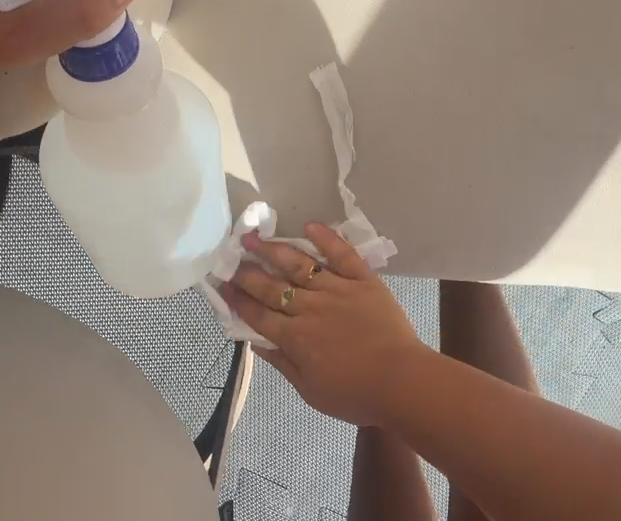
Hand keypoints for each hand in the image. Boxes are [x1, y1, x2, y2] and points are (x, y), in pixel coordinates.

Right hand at [221, 223, 432, 426]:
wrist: (400, 380)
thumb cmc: (354, 394)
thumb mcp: (309, 390)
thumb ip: (282, 363)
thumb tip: (254, 342)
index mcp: (295, 338)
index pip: (258, 315)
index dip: (237, 299)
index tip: (221, 283)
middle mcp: (310, 308)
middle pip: (272, 287)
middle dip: (248, 271)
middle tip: (230, 255)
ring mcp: (337, 289)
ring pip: (300, 265)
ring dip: (275, 249)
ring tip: (255, 236)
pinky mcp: (363, 279)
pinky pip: (342, 254)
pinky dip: (326, 238)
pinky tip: (310, 226)